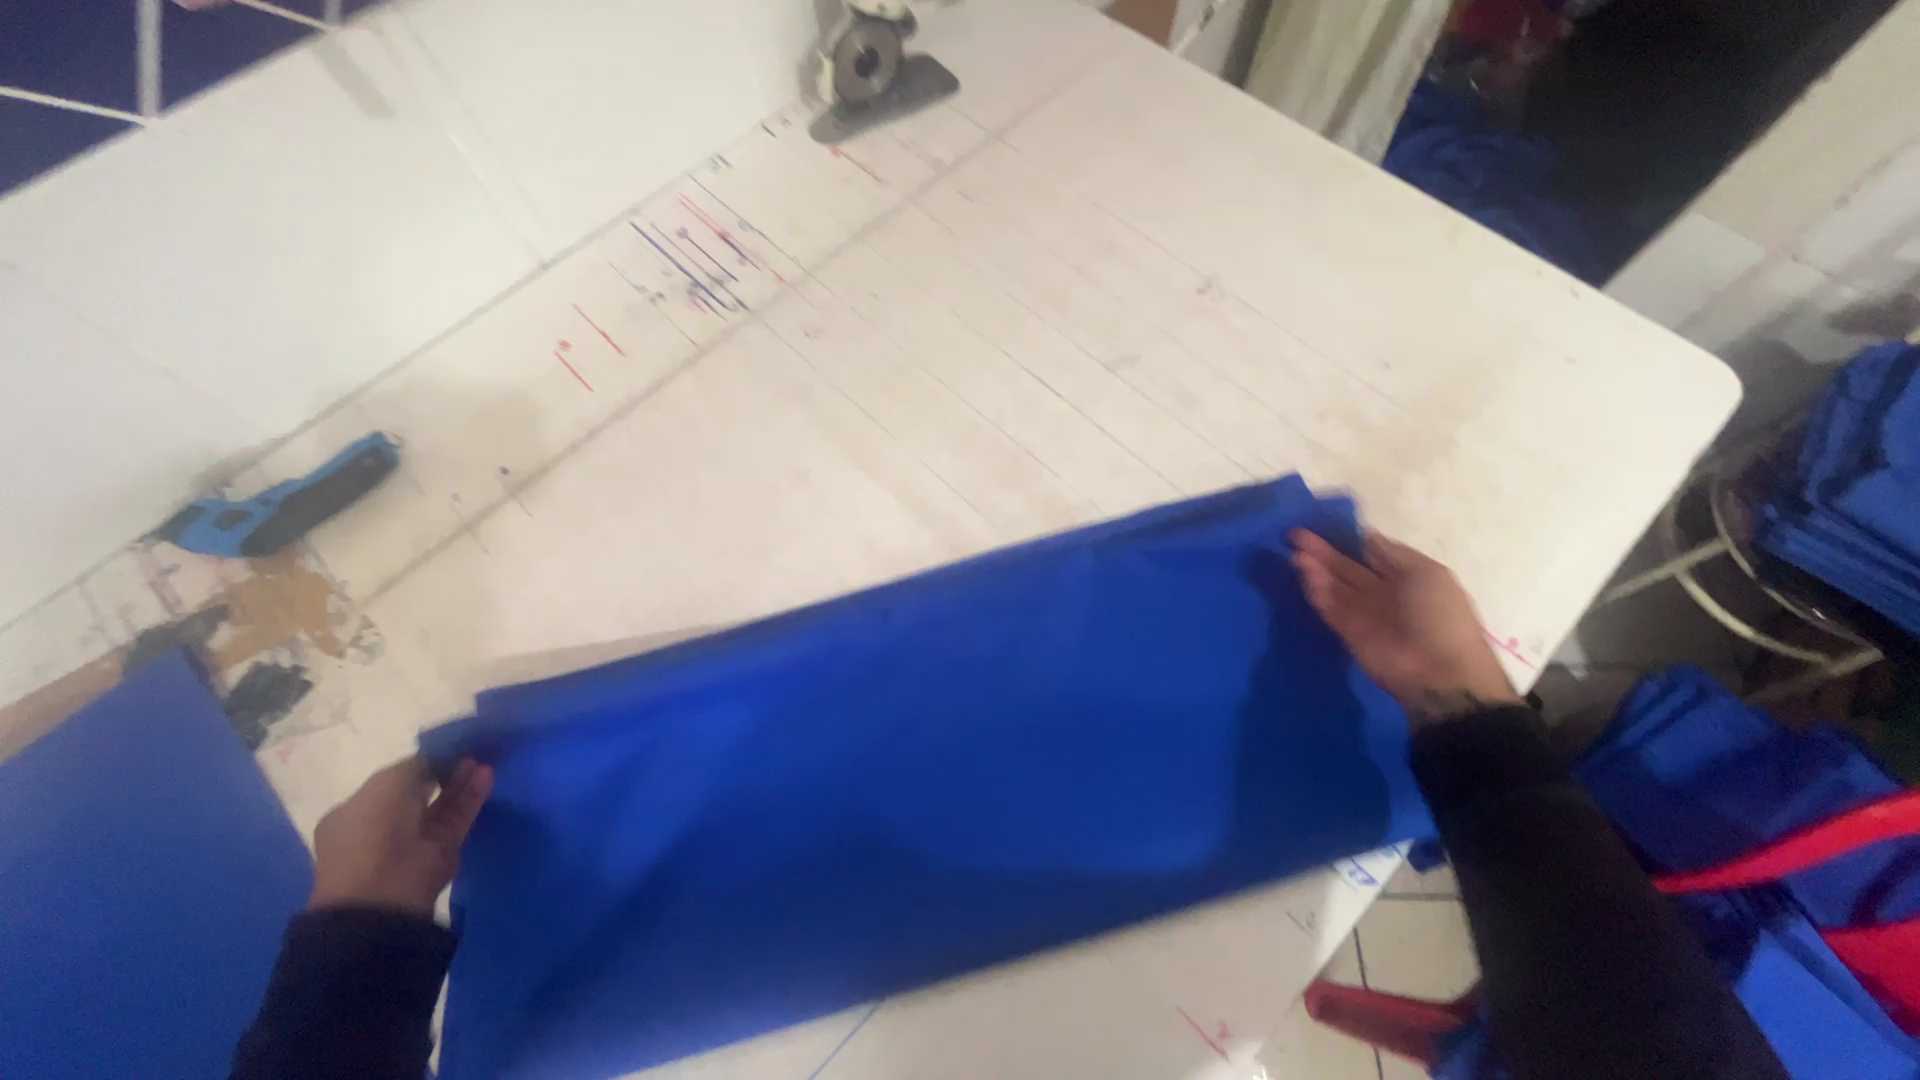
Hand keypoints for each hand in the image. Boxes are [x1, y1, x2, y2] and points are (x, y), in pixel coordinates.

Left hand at [308, 757, 493, 916]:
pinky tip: (487, 776)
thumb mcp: (387, 784)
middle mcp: (381, 828)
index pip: (391, 782)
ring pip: (441, 806)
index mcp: (354, 814)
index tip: (443, 749)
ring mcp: (412, 843)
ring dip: (461, 782)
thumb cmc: (371, 832)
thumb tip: (437, 758)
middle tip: (468, 754)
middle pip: (419, 794)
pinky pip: (457, 818)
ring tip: (483, 761)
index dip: (417, 765)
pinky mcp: (441, 854)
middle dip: (442, 773)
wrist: (383, 896)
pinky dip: (472, 797)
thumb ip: (416, 765)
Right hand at [1291, 529, 1519, 724]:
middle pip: (1347, 566)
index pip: (1370, 550)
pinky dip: (1315, 588)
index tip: (1321, 524)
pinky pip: (1328, 605)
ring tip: (1294, 552)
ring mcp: (1364, 611)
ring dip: (1315, 567)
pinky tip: (1302, 571)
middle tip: (1294, 534)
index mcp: (1407, 574)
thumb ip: (1388, 552)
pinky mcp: (1347, 631)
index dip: (1347, 537)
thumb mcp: (1424, 572)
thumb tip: (1361, 536)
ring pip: (1334, 584)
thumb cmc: (1438, 614)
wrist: (1438, 672)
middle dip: (1323, 550)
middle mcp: (1383, 590)